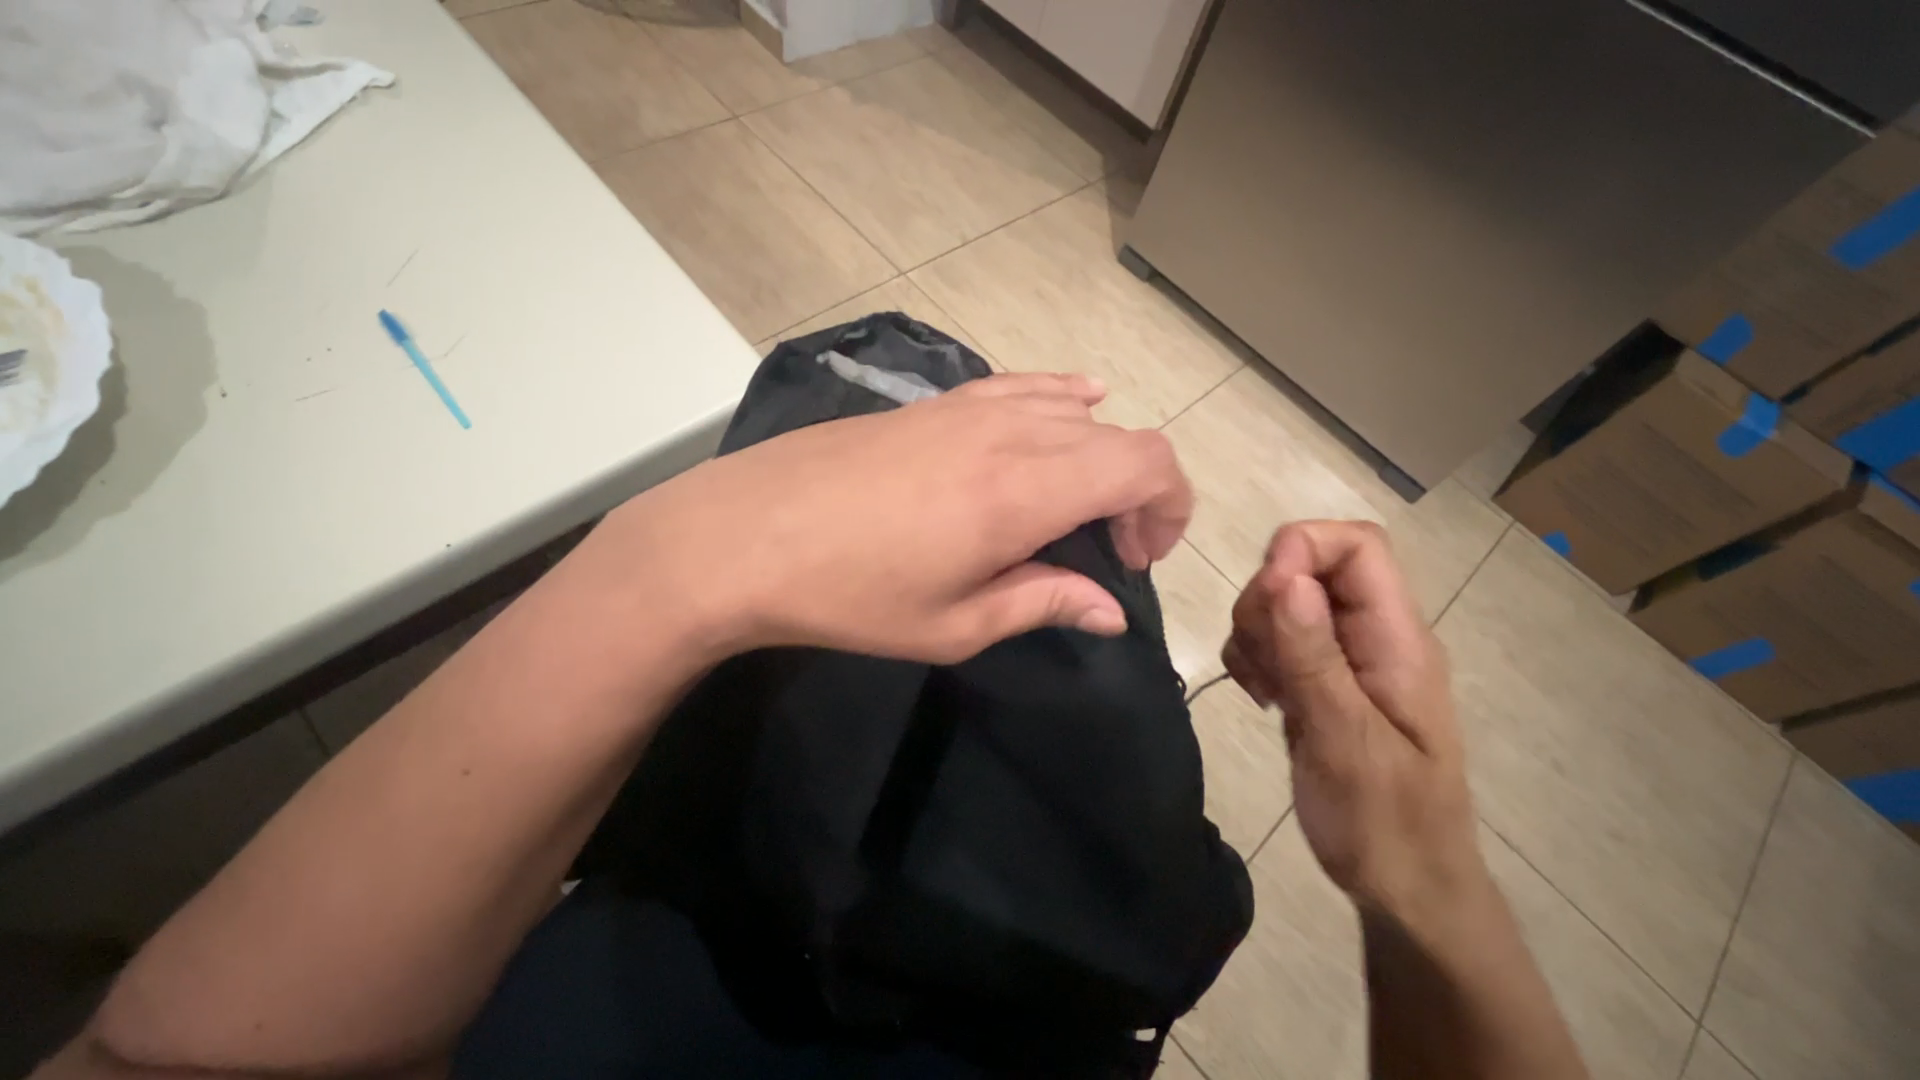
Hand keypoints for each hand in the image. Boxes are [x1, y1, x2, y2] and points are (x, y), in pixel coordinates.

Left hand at [586, 373, 1191, 664]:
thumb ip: (1043, 603)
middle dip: (1139, 495)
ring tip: (1076, 508)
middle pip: (1119, 437)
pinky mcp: (935, 403)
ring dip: (1099, 456)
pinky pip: (1023, 386)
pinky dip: (1061, 401)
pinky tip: (1071, 408)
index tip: (1138, 561)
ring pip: (1074, 412)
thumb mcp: (953, 623)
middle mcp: (1010, 432)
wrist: (742, 536)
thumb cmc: (849, 595)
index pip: (1147, 463)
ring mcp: (969, 407)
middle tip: (1107, 555)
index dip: (1170, 508)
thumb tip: (1110, 612)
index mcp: (1025, 489)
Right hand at [1222, 521, 1486, 921]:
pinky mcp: (1322, 683)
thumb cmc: (1387, 825)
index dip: (1302, 550)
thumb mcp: (1346, 743)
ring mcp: (1348, 660)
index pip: (1358, 546)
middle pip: (1310, 568)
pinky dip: (1255, 659)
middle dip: (1267, 601)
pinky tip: (1264, 701)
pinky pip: (1277, 641)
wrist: (1406, 891)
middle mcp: (1374, 638)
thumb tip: (1284, 575)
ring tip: (1266, 692)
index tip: (1266, 603)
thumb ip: (1314, 657)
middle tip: (1263, 665)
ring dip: (1256, 635)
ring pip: (1284, 604)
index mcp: (1398, 641)